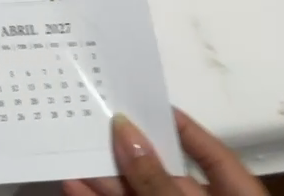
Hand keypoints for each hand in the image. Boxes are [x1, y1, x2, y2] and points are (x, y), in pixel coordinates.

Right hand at [64, 110, 266, 195]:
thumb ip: (157, 180)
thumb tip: (124, 128)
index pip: (214, 155)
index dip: (182, 126)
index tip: (143, 97)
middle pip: (165, 174)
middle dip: (125, 151)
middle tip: (89, 119)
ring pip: (138, 194)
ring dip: (103, 177)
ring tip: (69, 148)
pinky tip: (72, 185)